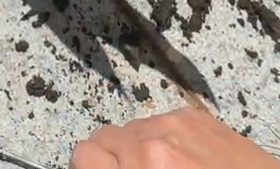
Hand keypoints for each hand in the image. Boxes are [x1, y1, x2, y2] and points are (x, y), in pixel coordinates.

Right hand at [71, 108, 279, 167]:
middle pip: (100, 140)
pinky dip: (158, 144)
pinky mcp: (195, 115)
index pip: (84, 155)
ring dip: (132, 154)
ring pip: (128, 130)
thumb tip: (100, 165)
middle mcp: (155, 138)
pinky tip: (182, 166)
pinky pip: (156, 124)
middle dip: (108, 165)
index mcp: (146, 166)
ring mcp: (176, 121)